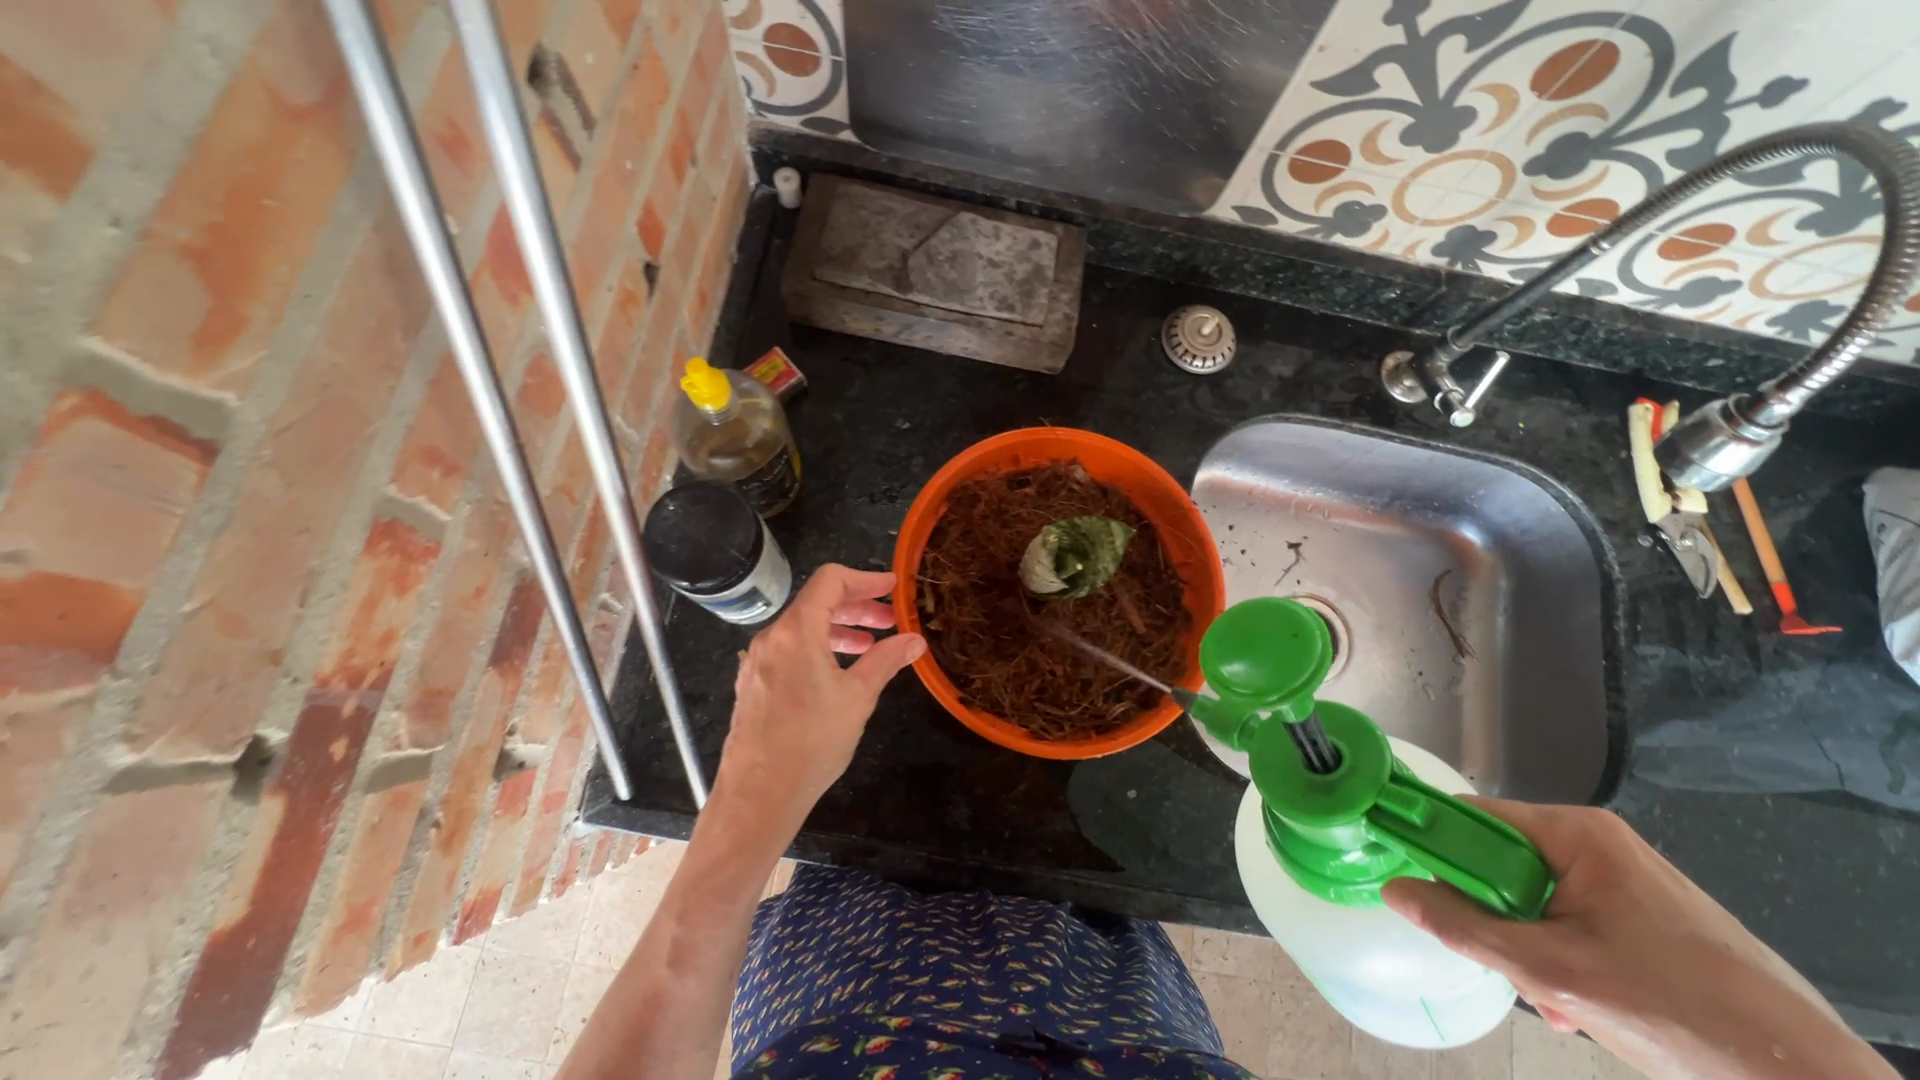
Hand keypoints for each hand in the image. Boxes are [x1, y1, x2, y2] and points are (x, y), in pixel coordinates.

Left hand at [715, 565, 924, 831]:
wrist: (759, 793)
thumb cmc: (813, 741)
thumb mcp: (858, 697)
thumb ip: (886, 661)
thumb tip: (915, 640)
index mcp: (796, 631)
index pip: (830, 581)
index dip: (865, 579)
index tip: (892, 588)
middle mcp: (771, 637)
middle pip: (816, 603)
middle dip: (856, 607)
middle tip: (889, 622)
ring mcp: (757, 661)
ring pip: (801, 629)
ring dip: (838, 630)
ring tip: (869, 648)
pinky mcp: (753, 683)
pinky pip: (788, 651)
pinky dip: (817, 649)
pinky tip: (837, 673)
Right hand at [1382, 799, 1890, 1079]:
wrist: (1796, 1073)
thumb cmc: (1672, 1006)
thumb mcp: (1549, 969)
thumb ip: (1463, 926)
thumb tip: (1394, 890)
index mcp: (1576, 834)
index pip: (1473, 817)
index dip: (1438, 849)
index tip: (1419, 890)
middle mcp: (1597, 843)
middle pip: (1502, 863)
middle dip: (1495, 919)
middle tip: (1507, 967)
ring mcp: (1624, 876)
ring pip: (1535, 899)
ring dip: (1528, 948)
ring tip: (1554, 998)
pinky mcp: (1643, 910)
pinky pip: (1571, 918)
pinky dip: (1562, 958)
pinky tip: (1581, 1003)